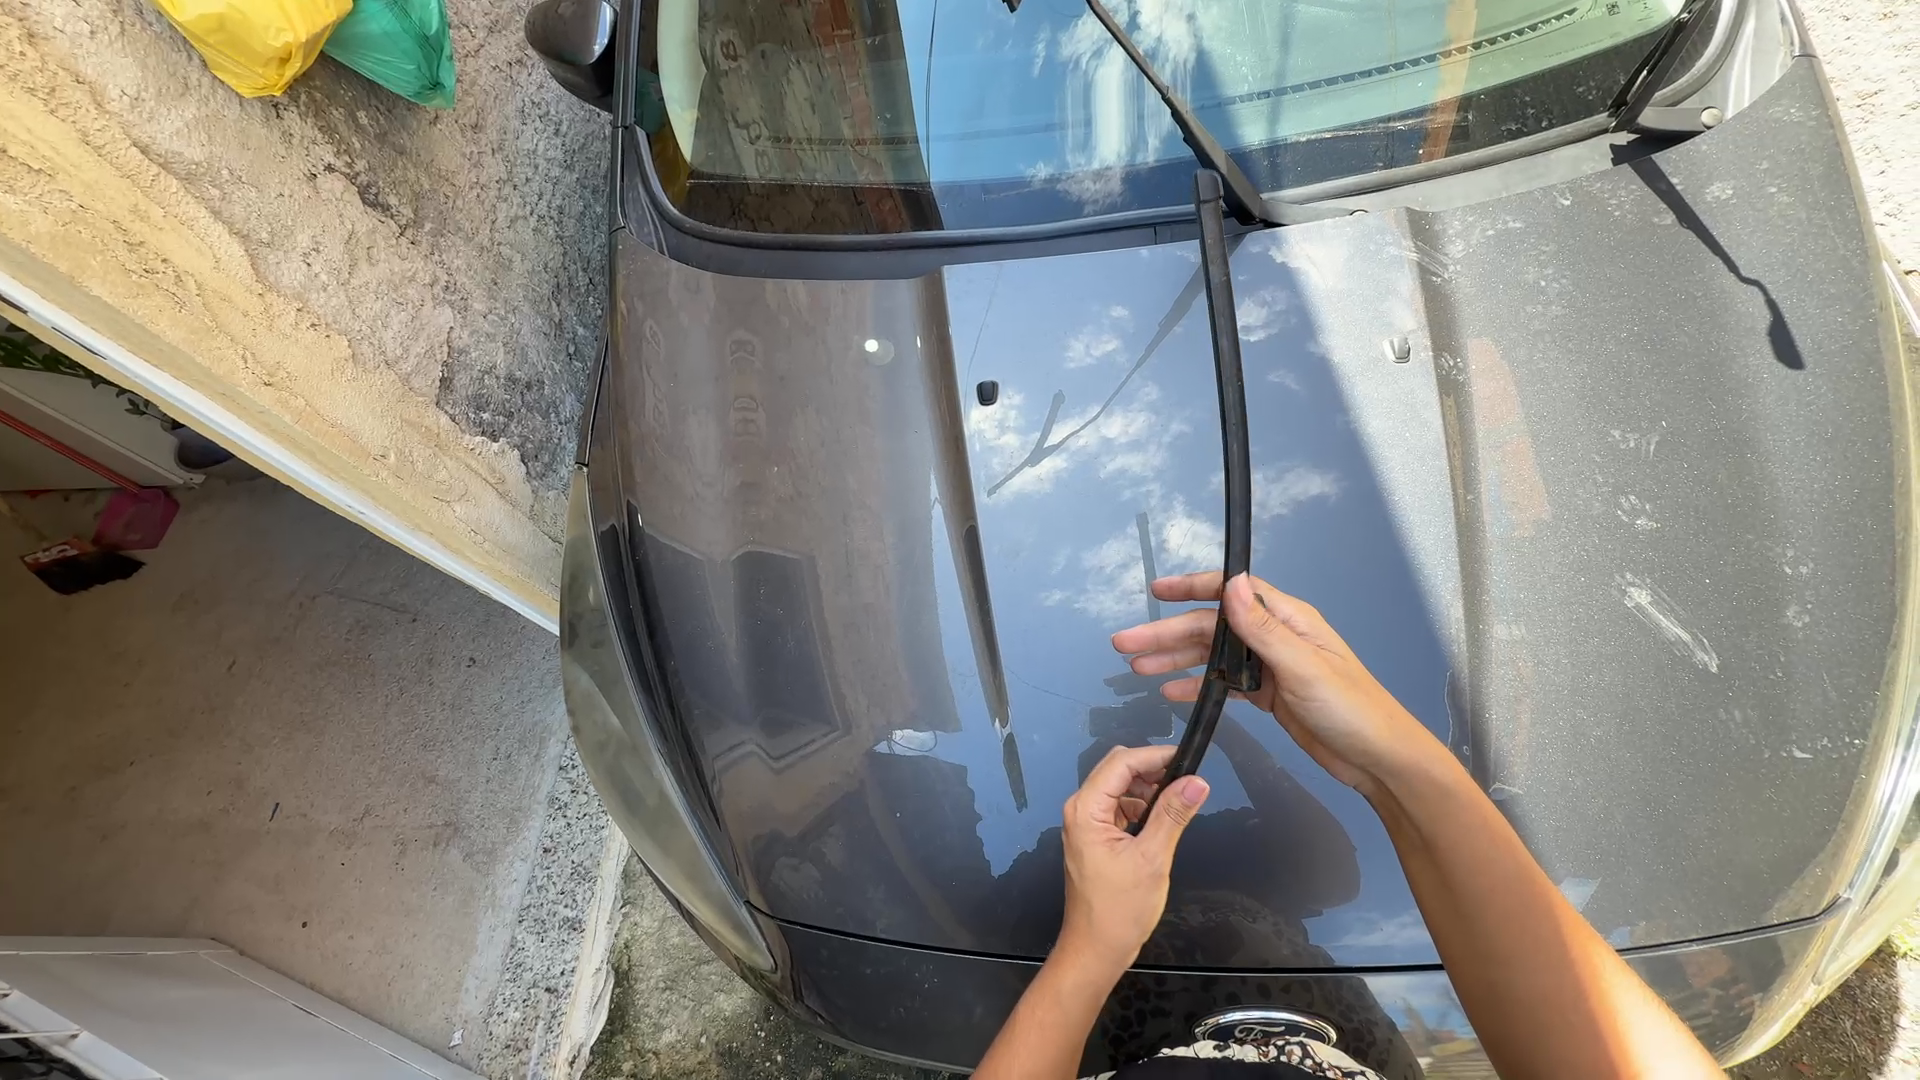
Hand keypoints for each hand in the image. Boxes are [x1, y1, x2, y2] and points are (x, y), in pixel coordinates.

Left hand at [1057, 745, 1209, 973]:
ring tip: (1177, 801)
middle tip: (1186, 779)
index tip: (1186, 758)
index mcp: (1086, 809)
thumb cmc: (1120, 909)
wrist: (1096, 949)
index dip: (1154, 755)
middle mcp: (1080, 808)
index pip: (1121, 763)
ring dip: (1146, 787)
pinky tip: (1159, 819)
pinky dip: (1139, 805)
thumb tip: (1197, 781)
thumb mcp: (1152, 859)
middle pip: (1116, 770)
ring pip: (1117, 786)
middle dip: (1151, 769)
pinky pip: (1117, 806)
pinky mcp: (1093, 836)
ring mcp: (1085, 822)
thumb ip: (1173, 815)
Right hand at [1110, 572, 1439, 797]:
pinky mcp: (1267, 695)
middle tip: (1125, 645)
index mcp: (1286, 619)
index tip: (1156, 591)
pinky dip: (1195, 686)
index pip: (1230, 592)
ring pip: (1210, 656)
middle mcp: (1273, 636)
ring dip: (1174, 660)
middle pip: (1210, 628)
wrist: (1380, 762)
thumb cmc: (1350, 709)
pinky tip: (1169, 692)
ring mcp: (1269, 666)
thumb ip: (1263, 628)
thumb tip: (1231, 583)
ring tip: (1136, 670)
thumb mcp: (1303, 667)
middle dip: (1166, 634)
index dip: (1191, 588)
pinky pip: (1222, 684)